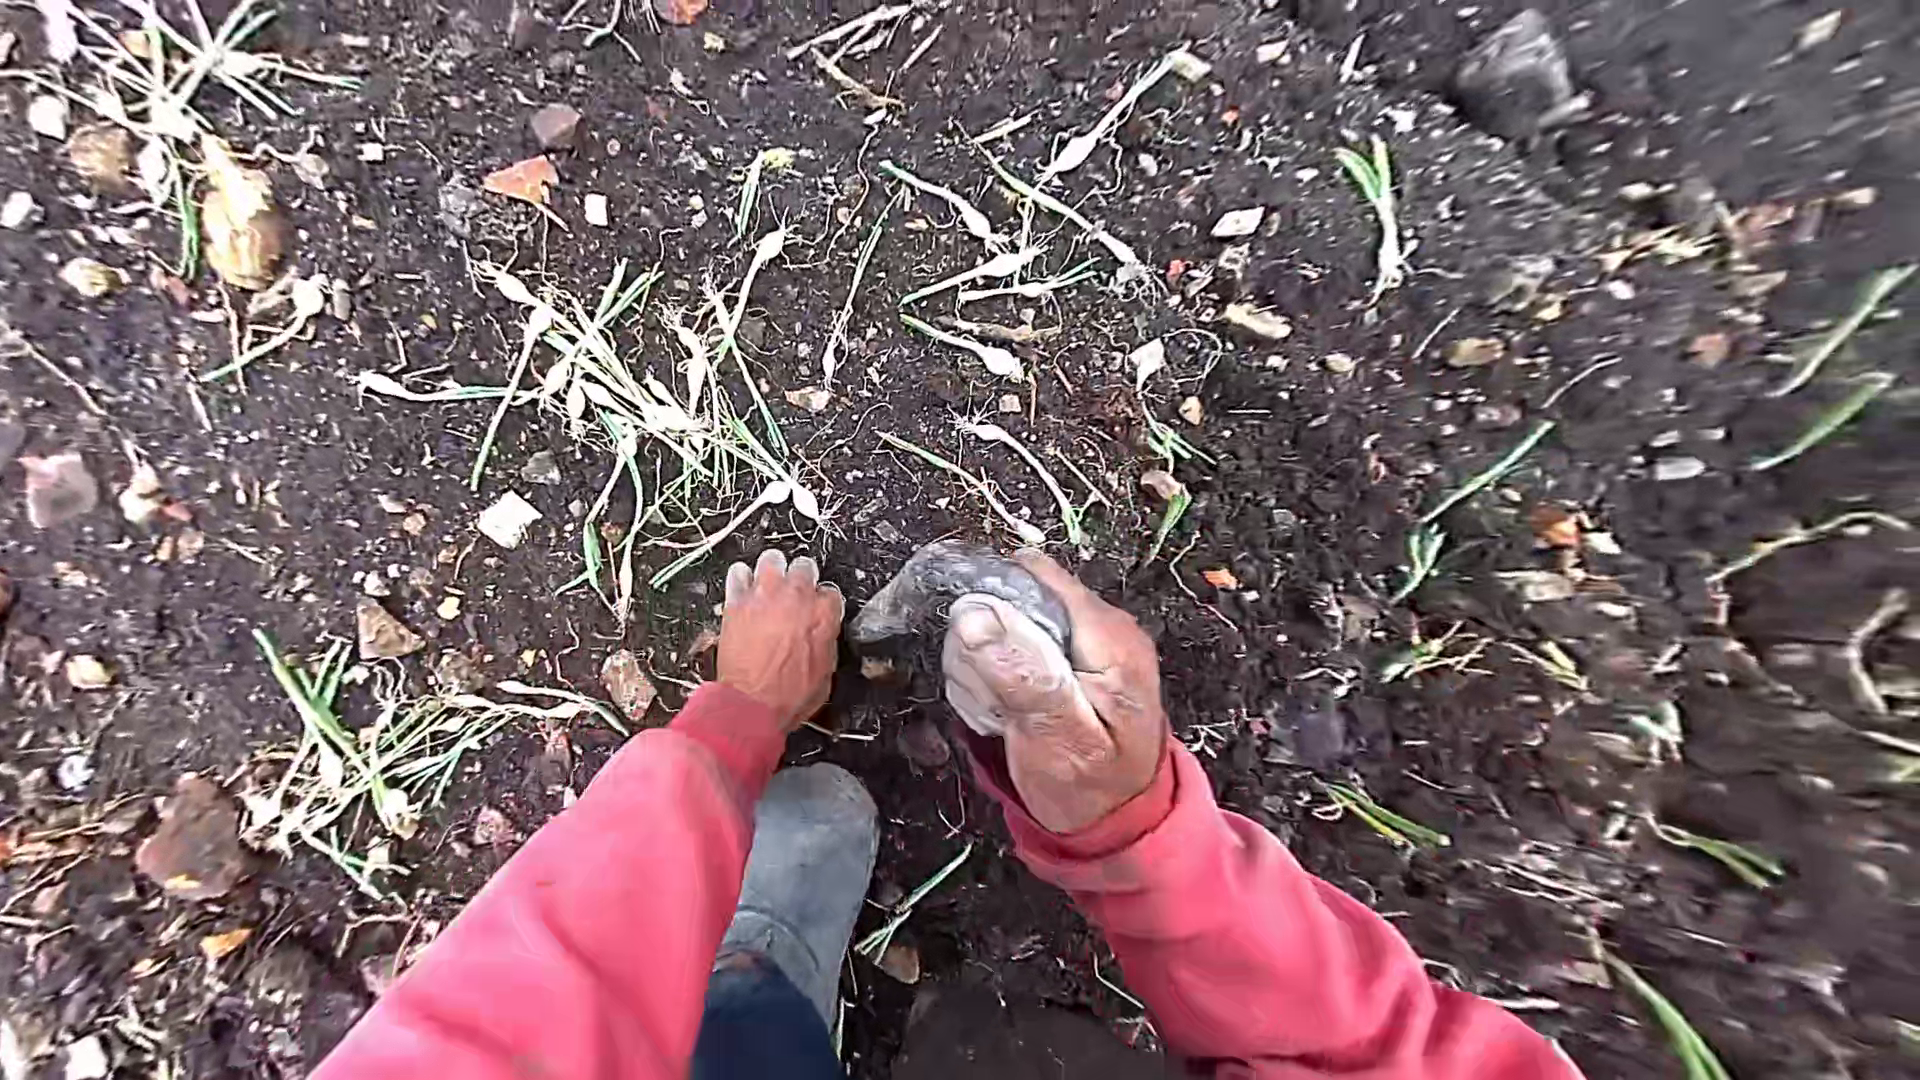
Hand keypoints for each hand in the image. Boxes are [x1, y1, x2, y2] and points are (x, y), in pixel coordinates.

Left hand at [718, 549, 844, 730]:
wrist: (752, 706)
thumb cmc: (789, 695)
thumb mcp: (825, 670)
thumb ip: (826, 640)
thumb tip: (822, 633)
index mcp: (825, 612)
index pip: (830, 591)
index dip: (821, 602)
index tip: (814, 611)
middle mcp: (797, 596)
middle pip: (804, 566)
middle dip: (801, 578)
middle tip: (794, 593)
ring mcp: (765, 594)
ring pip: (772, 559)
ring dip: (773, 569)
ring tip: (770, 582)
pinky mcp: (737, 601)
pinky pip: (738, 573)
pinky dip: (741, 578)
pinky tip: (744, 588)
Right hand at [942, 550, 1167, 832]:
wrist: (1112, 823)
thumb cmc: (1090, 787)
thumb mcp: (1058, 737)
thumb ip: (1023, 676)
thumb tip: (975, 612)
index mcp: (1106, 635)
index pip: (1033, 577)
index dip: (995, 605)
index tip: (982, 655)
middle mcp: (1094, 624)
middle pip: (1011, 598)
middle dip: (985, 648)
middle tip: (996, 703)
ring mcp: (1076, 638)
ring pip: (997, 623)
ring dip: (982, 669)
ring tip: (1001, 713)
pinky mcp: (1058, 654)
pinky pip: (1003, 646)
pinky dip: (990, 678)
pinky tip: (1003, 711)